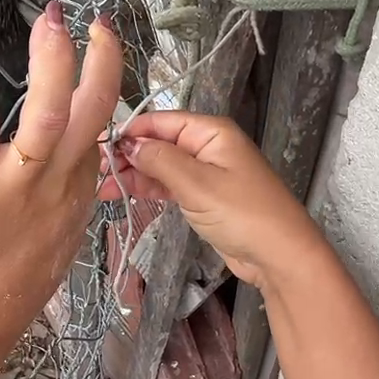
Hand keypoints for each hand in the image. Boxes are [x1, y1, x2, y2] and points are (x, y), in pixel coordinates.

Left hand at [0, 3, 121, 323]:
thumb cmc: (13, 282)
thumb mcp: (61, 237)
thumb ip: (70, 192)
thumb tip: (76, 156)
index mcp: (80, 195)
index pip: (102, 130)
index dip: (102, 86)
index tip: (99, 49)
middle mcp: (59, 186)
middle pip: (93, 113)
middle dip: (101, 62)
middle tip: (96, 21)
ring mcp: (19, 186)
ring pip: (48, 116)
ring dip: (53, 65)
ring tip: (52, 24)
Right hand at [101, 112, 324, 289]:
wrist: (280, 257)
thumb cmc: (243, 213)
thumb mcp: (197, 184)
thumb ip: (160, 160)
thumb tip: (129, 144)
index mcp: (211, 132)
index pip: (161, 121)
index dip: (131, 131)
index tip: (101, 147)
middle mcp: (207, 146)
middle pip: (159, 142)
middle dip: (129, 155)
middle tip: (98, 173)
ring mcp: (205, 172)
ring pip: (161, 165)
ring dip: (134, 174)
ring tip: (103, 188)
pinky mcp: (203, 196)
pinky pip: (170, 185)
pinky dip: (149, 188)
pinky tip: (124, 194)